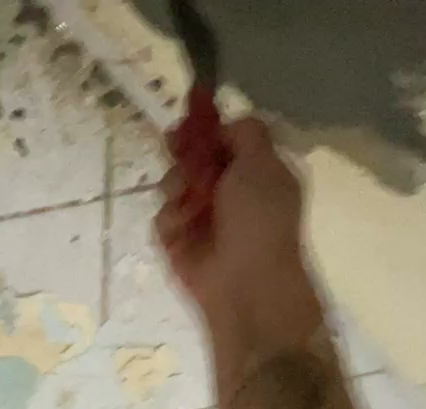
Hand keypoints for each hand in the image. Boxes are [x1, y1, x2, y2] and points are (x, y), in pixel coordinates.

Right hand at [155, 117, 322, 353]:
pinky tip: (181, 227)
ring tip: (186, 199)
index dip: (206, 126)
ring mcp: (199, 216)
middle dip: (183, 151)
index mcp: (255, 169)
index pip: (224, 138)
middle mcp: (226, 190)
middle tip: (172, 141)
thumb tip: (225, 122)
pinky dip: (170, 220)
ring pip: (172, 185)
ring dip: (176, 185)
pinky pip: (162, 218)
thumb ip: (245, 134)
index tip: (190, 111)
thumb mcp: (262, 163)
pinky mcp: (176, 241)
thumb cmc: (261, 218)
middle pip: (193, 158)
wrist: (244, 281)